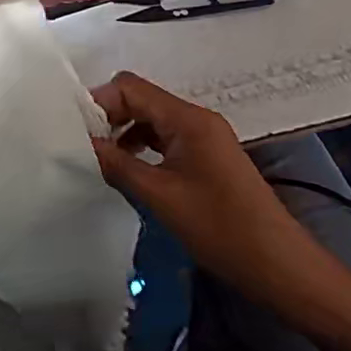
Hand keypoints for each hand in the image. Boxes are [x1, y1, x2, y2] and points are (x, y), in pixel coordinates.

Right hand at [91, 72, 325, 291]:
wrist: (276, 263)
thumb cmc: (219, 227)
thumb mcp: (160, 196)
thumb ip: (117, 165)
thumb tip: (81, 144)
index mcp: (187, 119)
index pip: (131, 87)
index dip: (100, 102)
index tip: (74, 129)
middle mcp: (196, 118)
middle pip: (141, 100)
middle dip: (109, 117)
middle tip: (81, 145)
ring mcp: (203, 137)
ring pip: (152, 120)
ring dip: (124, 133)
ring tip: (99, 159)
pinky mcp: (206, 157)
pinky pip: (165, 139)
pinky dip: (142, 148)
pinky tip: (127, 170)